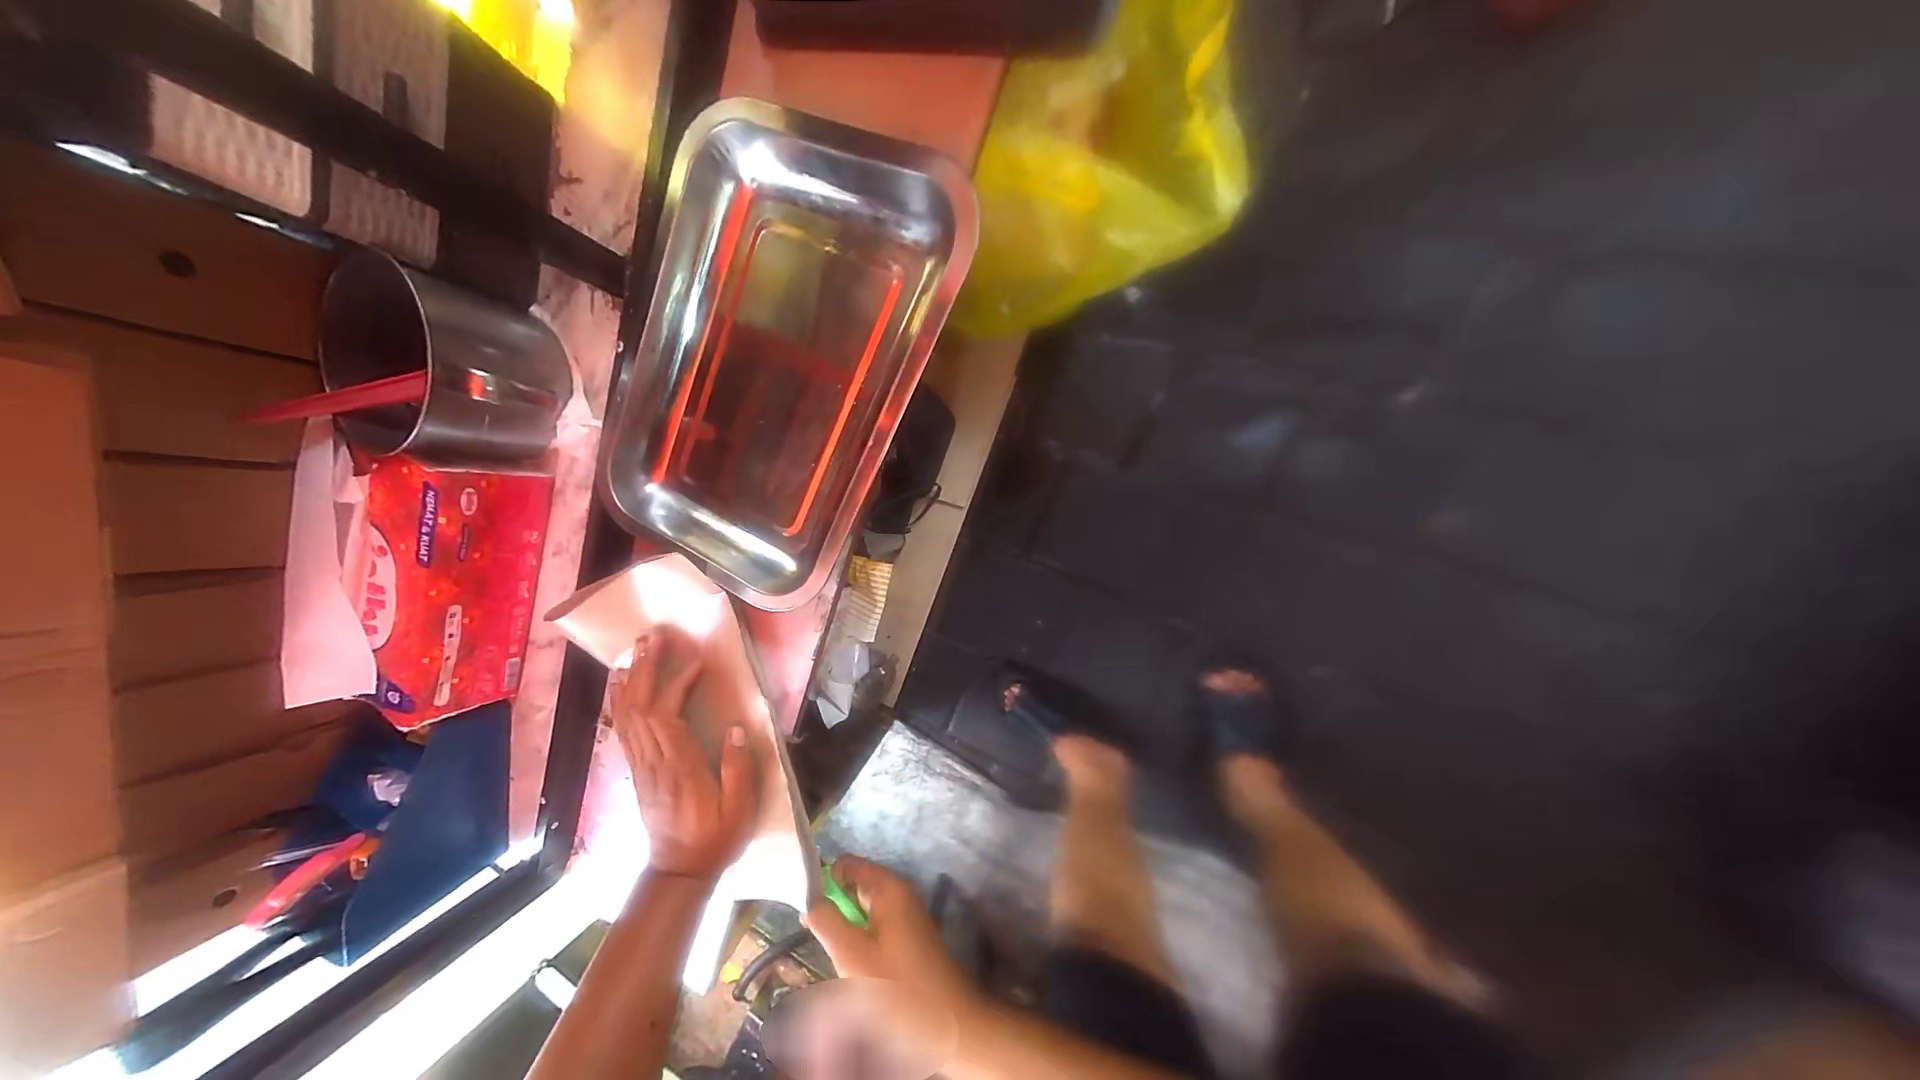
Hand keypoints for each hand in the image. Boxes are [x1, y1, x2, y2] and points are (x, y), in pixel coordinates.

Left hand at [613, 626, 757, 879]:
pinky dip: (621, 701)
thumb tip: (736, 727)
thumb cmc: (715, 838)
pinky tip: (623, 683)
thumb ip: (738, 768)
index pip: (667, 717)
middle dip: (645, 669)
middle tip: (652, 637)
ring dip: (631, 679)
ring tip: (636, 649)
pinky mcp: (637, 770)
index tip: (696, 662)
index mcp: (680, 768)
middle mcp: (653, 762)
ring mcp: (641, 766)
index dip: (677, 685)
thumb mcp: (739, 809)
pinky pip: (623, 729)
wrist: (679, 871)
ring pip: (626, 716)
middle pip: (640, 708)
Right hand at [802, 856, 979, 1020]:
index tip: (808, 910)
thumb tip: (811, 899)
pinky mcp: (912, 939)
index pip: (848, 865)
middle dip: (835, 909)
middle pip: (857, 887)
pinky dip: (863, 941)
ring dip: (847, 929)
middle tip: (820, 940)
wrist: (949, 1021)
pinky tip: (857, 968)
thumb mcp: (851, 954)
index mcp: (888, 888)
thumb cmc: (896, 985)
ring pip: (866, 911)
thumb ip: (827, 921)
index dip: (824, 882)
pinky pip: (878, 928)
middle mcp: (901, 893)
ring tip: (838, 958)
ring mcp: (909, 916)